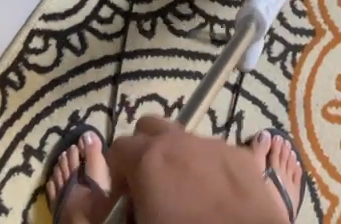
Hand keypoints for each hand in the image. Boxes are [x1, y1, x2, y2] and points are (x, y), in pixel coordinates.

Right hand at [107, 117, 283, 223]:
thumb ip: (112, 212)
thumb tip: (102, 201)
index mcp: (149, 160)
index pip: (117, 148)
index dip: (115, 175)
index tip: (121, 200)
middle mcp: (179, 141)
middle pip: (149, 127)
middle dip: (142, 151)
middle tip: (146, 187)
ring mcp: (212, 143)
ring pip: (183, 138)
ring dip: (175, 157)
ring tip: (180, 192)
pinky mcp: (238, 153)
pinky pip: (212, 151)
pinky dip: (204, 165)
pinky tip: (211, 194)